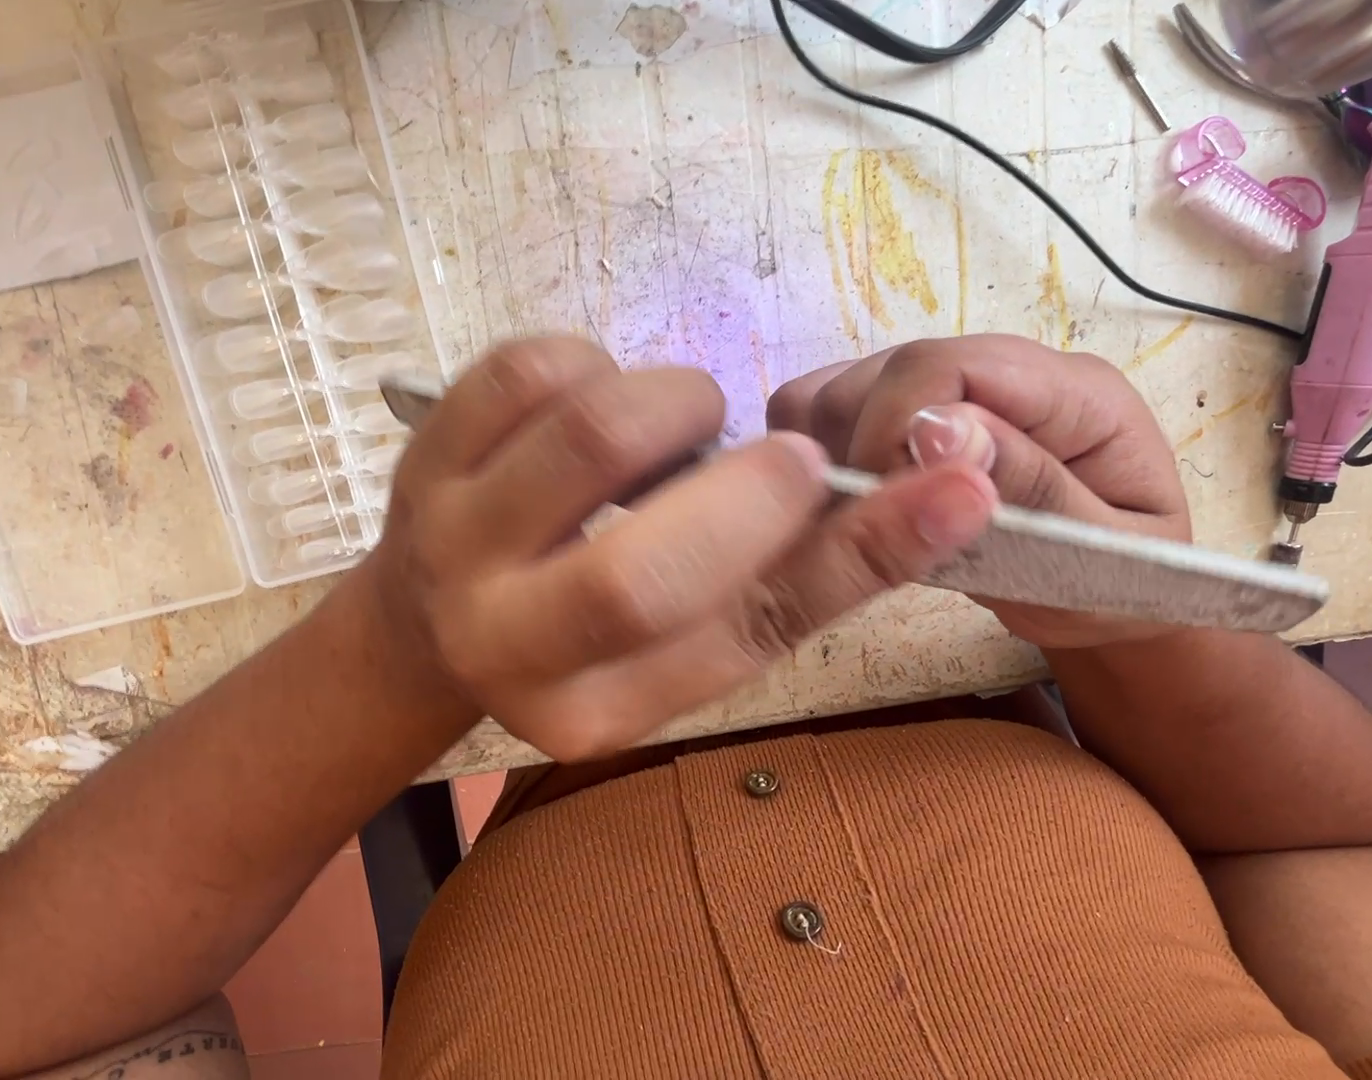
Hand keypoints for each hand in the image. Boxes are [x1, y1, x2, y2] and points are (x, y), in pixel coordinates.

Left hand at [355, 336, 998, 761]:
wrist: (438, 617)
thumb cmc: (591, 634)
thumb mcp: (699, 633)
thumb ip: (809, 576)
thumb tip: (951, 497)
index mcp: (587, 711)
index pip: (724, 634)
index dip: (836, 549)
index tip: (920, 481)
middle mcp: (496, 642)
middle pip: (639, 568)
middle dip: (742, 482)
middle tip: (772, 457)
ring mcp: (442, 541)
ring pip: (591, 431)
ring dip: (671, 406)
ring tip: (674, 431)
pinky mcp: (420, 454)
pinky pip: (530, 367)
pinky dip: (594, 363)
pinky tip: (594, 399)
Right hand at [767, 334, 1189, 649]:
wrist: (1105, 596)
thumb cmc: (1113, 588)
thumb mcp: (1098, 559)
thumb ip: (1031, 488)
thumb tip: (935, 429)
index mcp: (1071, 392)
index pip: (949, 368)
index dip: (893, 428)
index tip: (886, 510)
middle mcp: (1004, 372)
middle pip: (886, 371)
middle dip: (860, 452)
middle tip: (879, 531)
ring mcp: (950, 391)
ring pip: (845, 389)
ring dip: (836, 459)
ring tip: (869, 527)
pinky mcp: (909, 414)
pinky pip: (828, 411)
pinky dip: (817, 458)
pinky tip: (848, 507)